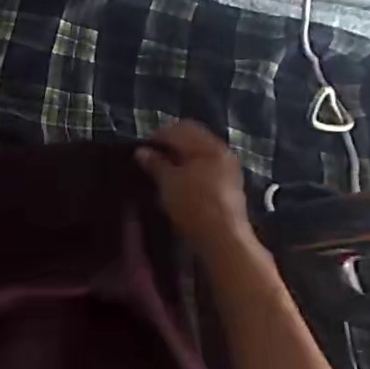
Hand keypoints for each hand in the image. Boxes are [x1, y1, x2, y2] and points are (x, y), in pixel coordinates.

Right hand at [134, 121, 259, 255]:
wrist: (222, 239)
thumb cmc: (193, 205)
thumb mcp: (168, 182)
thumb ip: (154, 163)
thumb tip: (141, 151)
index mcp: (209, 146)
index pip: (180, 129)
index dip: (158, 136)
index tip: (142, 150)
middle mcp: (222, 153)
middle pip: (192, 140)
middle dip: (169, 148)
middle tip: (149, 161)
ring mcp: (228, 170)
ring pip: (198, 156)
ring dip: (179, 160)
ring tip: (160, 174)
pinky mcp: (228, 187)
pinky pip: (205, 170)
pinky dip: (189, 172)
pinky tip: (177, 185)